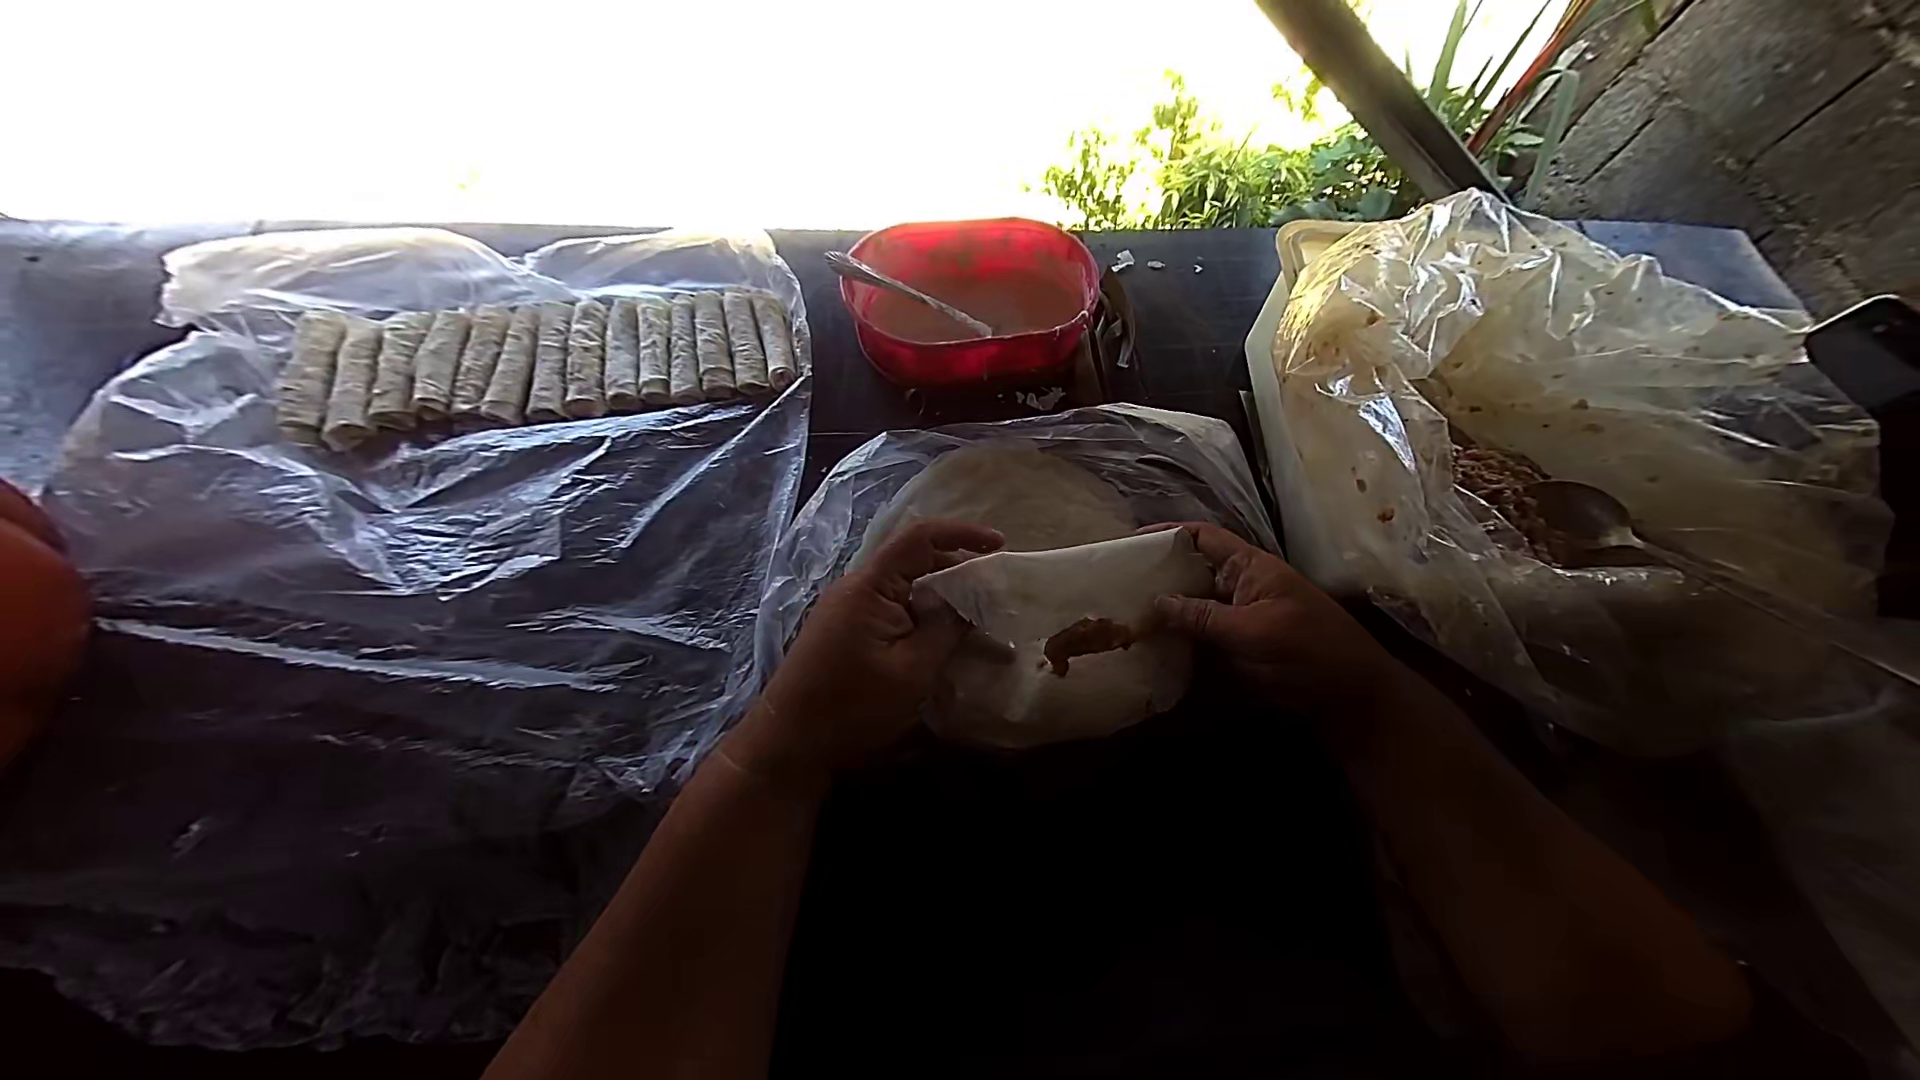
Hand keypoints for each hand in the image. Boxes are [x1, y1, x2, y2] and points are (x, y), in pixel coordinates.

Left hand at [724, 521, 1003, 786]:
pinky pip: (891, 604)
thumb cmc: (852, 706)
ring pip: (903, 584)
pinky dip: (920, 611)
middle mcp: (856, 585)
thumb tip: (968, 603)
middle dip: (957, 568)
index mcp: (870, 586)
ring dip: (939, 593)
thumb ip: (946, 629)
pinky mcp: (845, 626)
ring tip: (975, 614)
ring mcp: (847, 606)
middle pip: (913, 558)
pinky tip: (940, 634)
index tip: (999, 546)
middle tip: (994, 591)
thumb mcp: (913, 671)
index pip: (920, 538)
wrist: (789, 741)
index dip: (963, 534)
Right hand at [1147, 522, 1397, 709]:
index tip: (1132, 542)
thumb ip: (1203, 616)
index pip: (1202, 537)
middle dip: (1156, 572)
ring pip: (1190, 602)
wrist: (1351, 698)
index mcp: (1248, 567)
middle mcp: (1238, 585)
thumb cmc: (1309, 653)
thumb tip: (1156, 601)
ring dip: (1161, 606)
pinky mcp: (1234, 642)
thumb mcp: (1254, 631)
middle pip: (1190, 568)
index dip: (1167, 533)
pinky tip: (1149, 642)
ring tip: (1123, 611)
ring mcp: (1235, 615)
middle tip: (1117, 582)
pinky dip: (1174, 633)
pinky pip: (1197, 630)